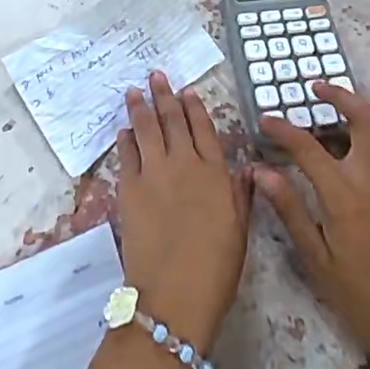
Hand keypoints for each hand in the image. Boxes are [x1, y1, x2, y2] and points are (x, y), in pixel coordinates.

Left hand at [116, 72, 252, 348]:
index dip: (194, 107)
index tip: (186, 90)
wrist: (174, 292)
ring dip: (140, 107)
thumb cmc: (216, 267)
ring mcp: (154, 173)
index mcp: (215, 173)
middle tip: (156, 76)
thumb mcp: (240, 230)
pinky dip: (125, 138)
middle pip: (173, 121)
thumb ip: (241, 194)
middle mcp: (184, 164)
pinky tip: (123, 129)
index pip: (204, 129)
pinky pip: (127, 154)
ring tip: (135, 90)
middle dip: (164, 95)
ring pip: (146, 130)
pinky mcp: (129, 187)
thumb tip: (246, 168)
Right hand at [253, 84, 369, 361]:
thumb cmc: (352, 289)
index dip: (284, 130)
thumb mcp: (312, 253)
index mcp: (345, 196)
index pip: (309, 149)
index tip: (265, 120)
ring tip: (352, 108)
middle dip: (341, 98)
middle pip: (366, 122)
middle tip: (317, 89)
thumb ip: (287, 207)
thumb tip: (260, 171)